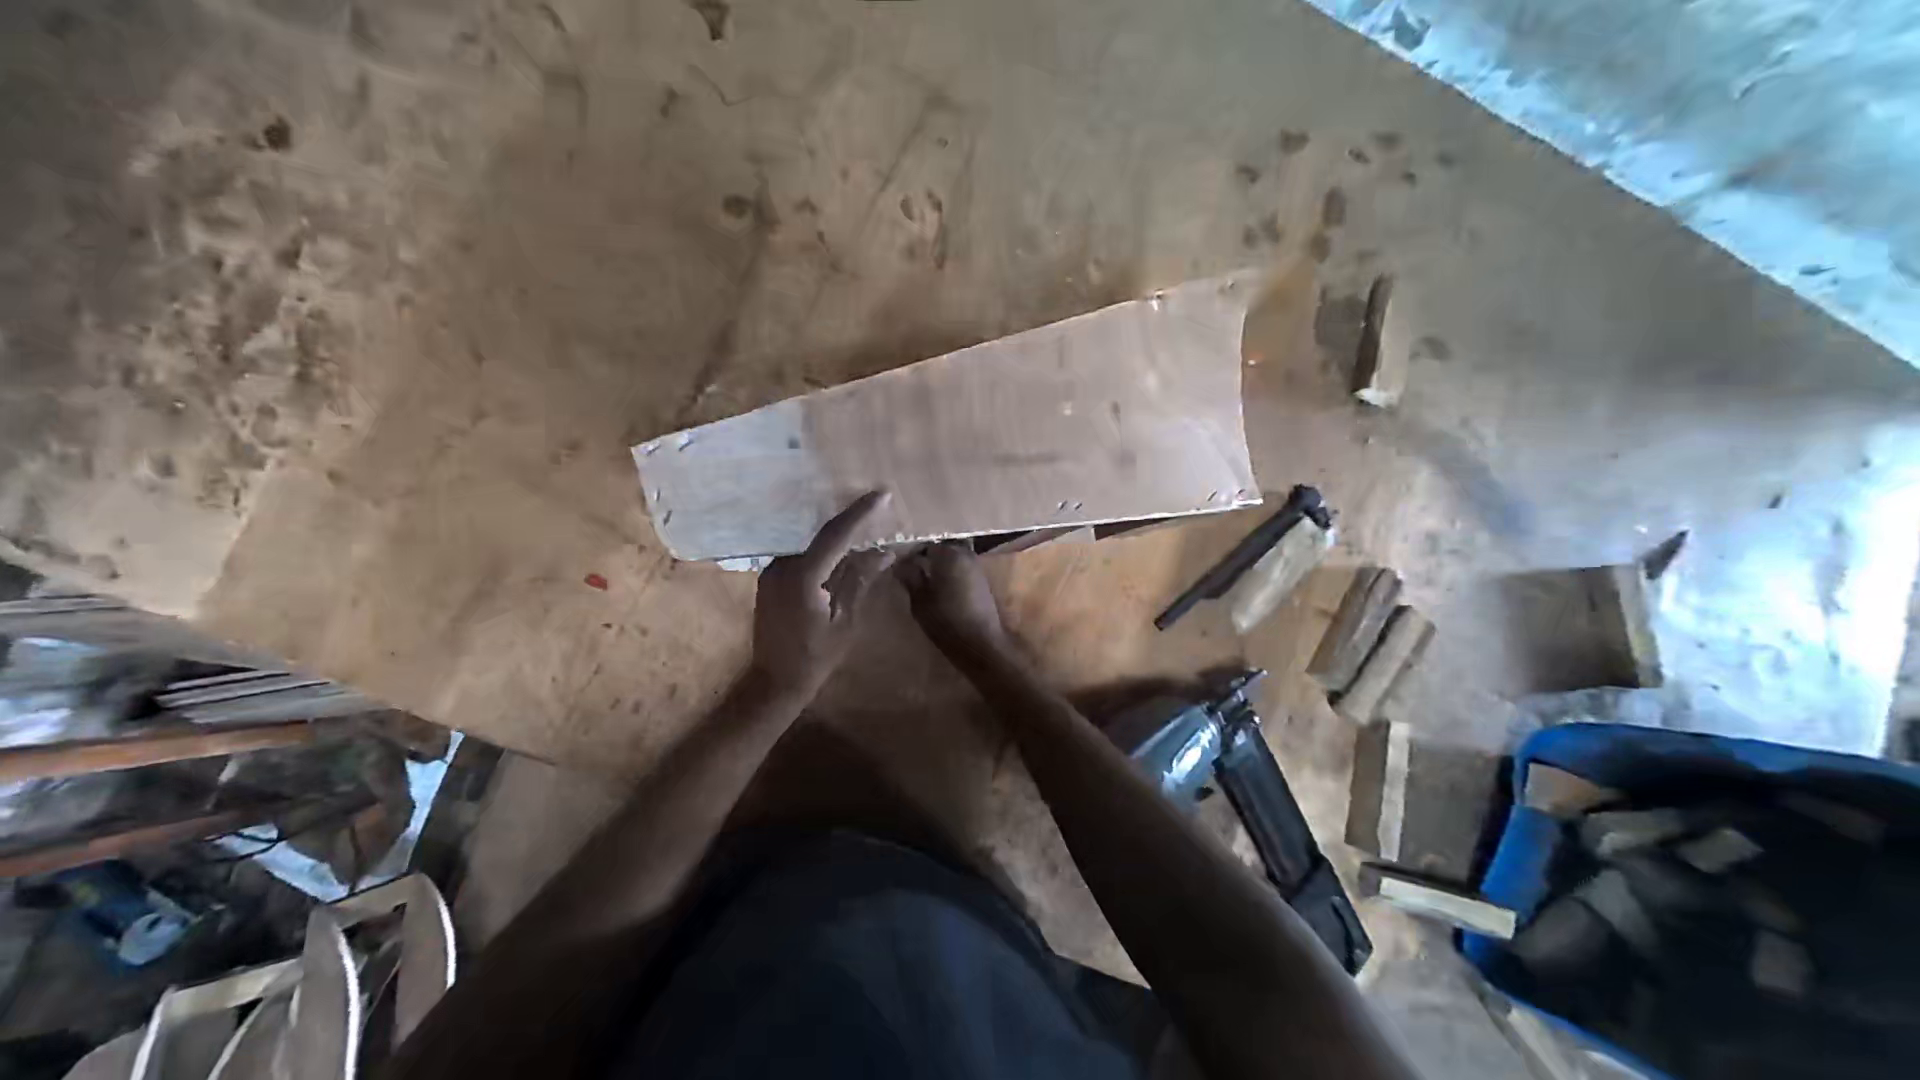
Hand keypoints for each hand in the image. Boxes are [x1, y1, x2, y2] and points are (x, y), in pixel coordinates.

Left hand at [750, 492, 893, 699]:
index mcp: (803, 575)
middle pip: (821, 533)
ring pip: (811, 543)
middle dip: (850, 519)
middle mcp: (783, 564)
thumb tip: (884, 552)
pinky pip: (801, 555)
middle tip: (877, 505)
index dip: (860, 512)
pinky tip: (840, 550)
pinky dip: (822, 550)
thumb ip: (861, 580)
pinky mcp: (770, 578)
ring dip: (836, 536)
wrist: (775, 681)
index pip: (836, 534)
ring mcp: (772, 570)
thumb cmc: (816, 656)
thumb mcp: (846, 620)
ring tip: (864, 525)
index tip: (882, 494)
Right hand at [894, 541, 1010, 663]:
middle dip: (926, 559)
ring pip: (952, 560)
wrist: (980, 643)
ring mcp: (977, 567)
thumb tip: (899, 563)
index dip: (910, 555)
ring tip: (924, 583)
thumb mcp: (920, 600)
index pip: (924, 545)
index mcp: (949, 554)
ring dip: (939, 568)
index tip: (899, 567)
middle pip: (940, 550)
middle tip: (910, 574)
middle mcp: (965, 554)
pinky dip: (951, 575)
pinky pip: (961, 570)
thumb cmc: (946, 621)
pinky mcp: (982, 581)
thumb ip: (910, 577)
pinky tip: (941, 590)